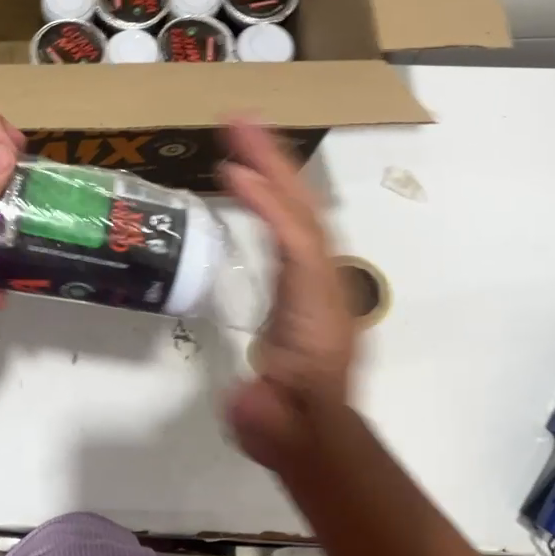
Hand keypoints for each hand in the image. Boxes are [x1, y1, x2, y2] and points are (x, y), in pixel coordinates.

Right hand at [218, 119, 358, 472]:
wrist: (313, 439)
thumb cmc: (293, 429)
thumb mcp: (280, 426)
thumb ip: (269, 416)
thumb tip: (249, 401)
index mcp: (318, 314)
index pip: (299, 246)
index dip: (269, 206)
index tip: (232, 171)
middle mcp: (322, 286)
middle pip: (303, 211)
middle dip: (273, 161)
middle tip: (238, 117)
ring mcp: (313, 281)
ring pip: (298, 212)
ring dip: (271, 167)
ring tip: (240, 129)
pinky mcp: (298, 282)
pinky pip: (286, 226)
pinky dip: (265, 196)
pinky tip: (241, 178)